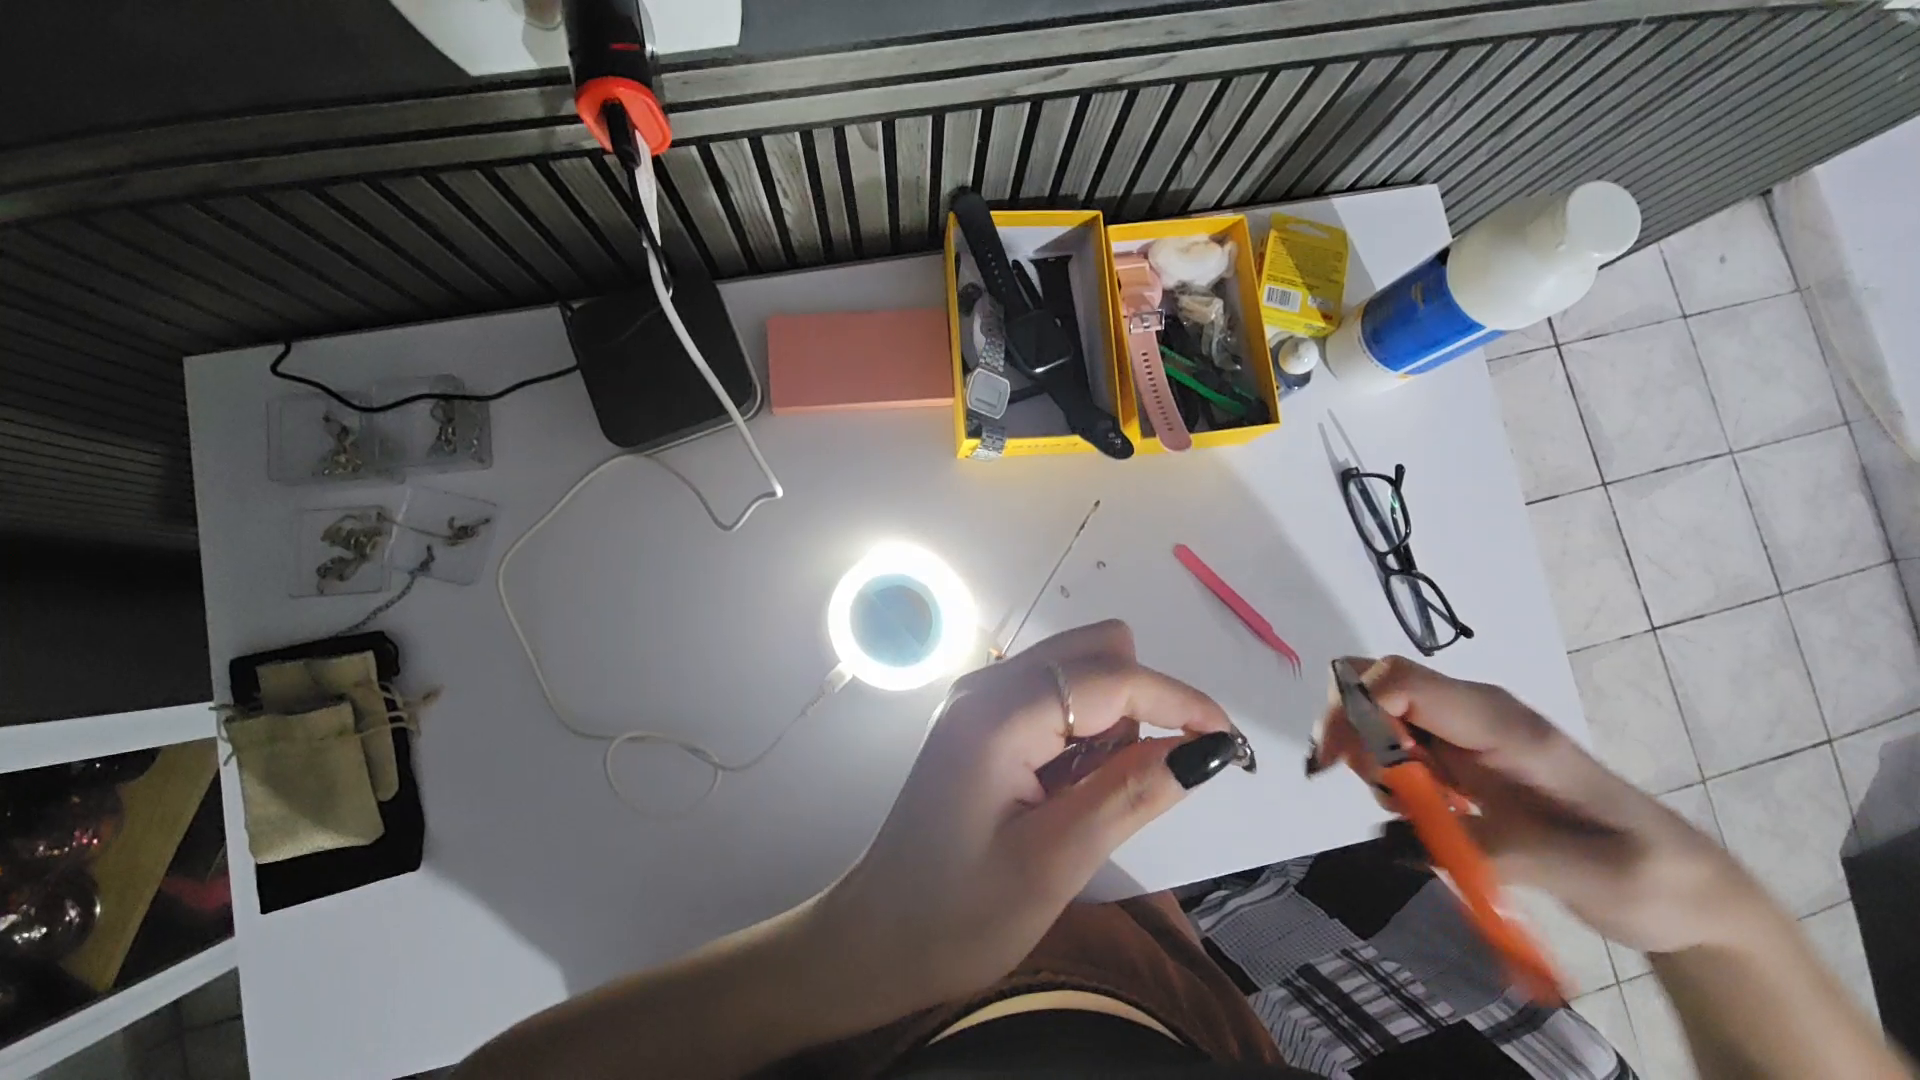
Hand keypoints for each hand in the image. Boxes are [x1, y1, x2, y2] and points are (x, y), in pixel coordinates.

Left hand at [811, 620, 1237, 1013]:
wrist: (878, 939)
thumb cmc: (959, 917)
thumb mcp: (1055, 863)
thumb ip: (1132, 795)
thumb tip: (1208, 747)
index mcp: (996, 716)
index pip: (1111, 678)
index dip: (1179, 701)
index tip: (1229, 742)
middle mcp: (984, 687)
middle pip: (1093, 651)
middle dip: (1139, 704)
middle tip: (1137, 782)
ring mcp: (977, 700)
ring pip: (1077, 670)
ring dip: (1110, 719)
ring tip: (1088, 798)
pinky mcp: (979, 720)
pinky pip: (1053, 696)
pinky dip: (1082, 730)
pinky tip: (1064, 788)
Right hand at [1312, 656, 1769, 955]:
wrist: (1684, 890)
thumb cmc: (1645, 876)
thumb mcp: (1583, 873)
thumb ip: (1491, 849)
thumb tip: (1396, 841)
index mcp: (1504, 725)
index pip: (1402, 681)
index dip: (1355, 709)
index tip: (1338, 766)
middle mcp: (1476, 717)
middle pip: (1377, 685)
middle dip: (1349, 728)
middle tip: (1367, 785)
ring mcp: (1467, 739)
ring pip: (1379, 715)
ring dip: (1368, 759)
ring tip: (1411, 812)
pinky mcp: (1462, 764)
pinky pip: (1396, 748)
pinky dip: (1386, 777)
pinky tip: (1421, 815)